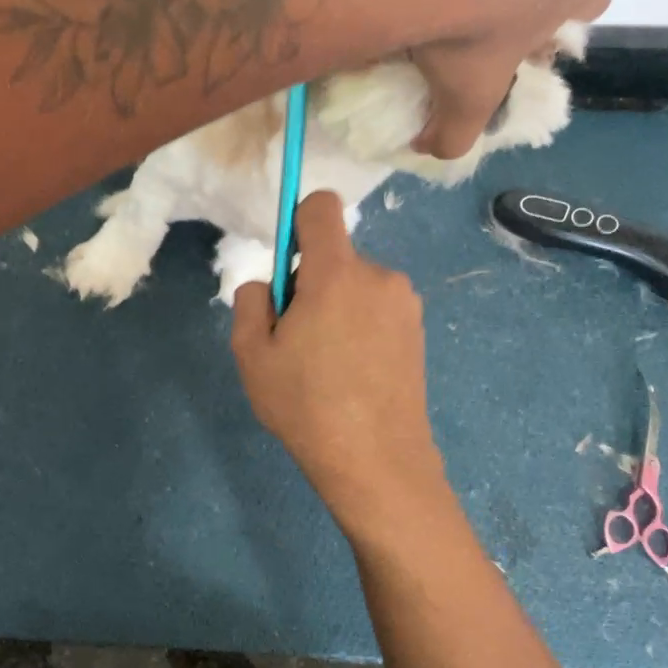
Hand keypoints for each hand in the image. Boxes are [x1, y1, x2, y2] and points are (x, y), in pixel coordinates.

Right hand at [231, 192, 444, 515]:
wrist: (374, 458)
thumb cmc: (304, 402)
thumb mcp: (250, 354)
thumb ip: (250, 302)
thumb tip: (268, 284)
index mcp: (335, 274)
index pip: (321, 209)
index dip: (297, 220)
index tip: (284, 261)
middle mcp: (378, 277)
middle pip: (333, 257)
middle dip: (308, 284)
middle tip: (293, 340)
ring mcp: (404, 304)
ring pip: (354, 286)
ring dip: (333, 308)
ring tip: (321, 363)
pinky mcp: (417, 331)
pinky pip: (374, 310)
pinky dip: (356, 328)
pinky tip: (347, 373)